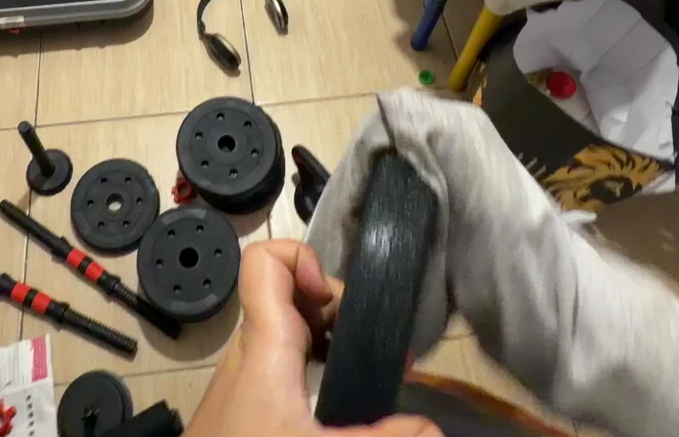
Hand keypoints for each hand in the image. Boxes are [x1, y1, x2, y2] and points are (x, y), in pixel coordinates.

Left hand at [187, 239, 442, 436]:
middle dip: (334, 305)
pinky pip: (279, 359)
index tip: (334, 298)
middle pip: (288, 291)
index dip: (301, 257)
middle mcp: (249, 349)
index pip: (262, 261)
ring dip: (326, 334)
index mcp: (263, 344)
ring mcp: (243, 375)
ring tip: (362, 363)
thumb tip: (435, 427)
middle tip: (371, 341)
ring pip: (285, 326)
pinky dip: (311, 361)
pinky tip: (337, 392)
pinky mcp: (244, 402)